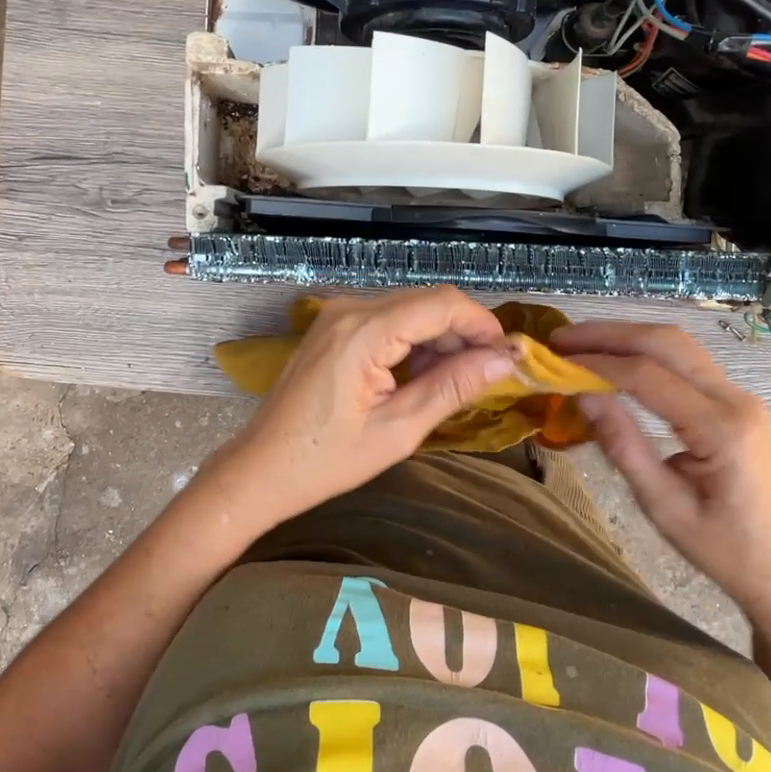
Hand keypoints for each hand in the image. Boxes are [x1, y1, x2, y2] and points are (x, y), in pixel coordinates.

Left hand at [201, 287, 515, 528]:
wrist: (262, 469)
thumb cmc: (326, 460)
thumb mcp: (398, 429)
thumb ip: (452, 388)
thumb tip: (505, 361)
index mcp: (363, 331)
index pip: (441, 304)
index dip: (482, 325)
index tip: (508, 357)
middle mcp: (349, 309)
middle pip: (426, 302)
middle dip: (462, 334)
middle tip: (486, 378)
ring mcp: (336, 315)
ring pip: (408, 310)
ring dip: (438, 340)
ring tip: (453, 385)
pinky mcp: (331, 328)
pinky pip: (385, 321)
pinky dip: (410, 343)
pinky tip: (419, 379)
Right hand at [550, 321, 770, 628]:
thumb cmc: (722, 548)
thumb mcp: (662, 505)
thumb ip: (623, 445)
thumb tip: (582, 394)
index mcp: (721, 428)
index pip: (648, 376)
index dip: (597, 362)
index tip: (555, 360)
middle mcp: (736, 400)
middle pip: (666, 343)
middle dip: (609, 334)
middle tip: (559, 338)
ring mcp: (740, 398)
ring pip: (677, 345)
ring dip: (626, 337)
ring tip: (579, 343)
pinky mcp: (735, 403)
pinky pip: (686, 362)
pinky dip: (645, 353)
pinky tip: (614, 360)